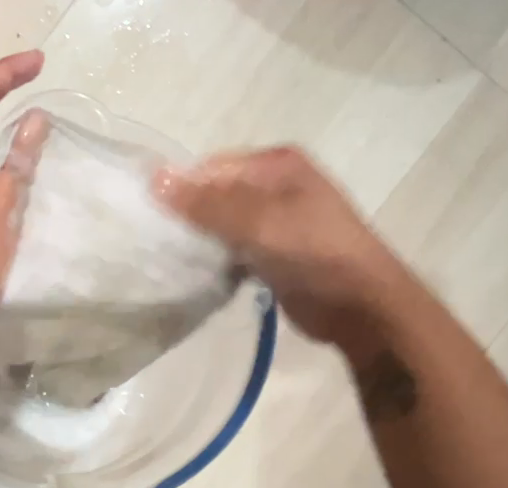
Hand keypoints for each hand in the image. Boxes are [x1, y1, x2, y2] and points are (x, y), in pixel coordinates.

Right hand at [156, 147, 414, 353]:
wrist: (358, 303)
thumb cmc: (313, 253)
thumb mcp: (258, 222)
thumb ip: (207, 204)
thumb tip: (155, 180)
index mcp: (276, 164)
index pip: (211, 168)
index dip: (180, 190)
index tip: (149, 221)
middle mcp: (274, 185)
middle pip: (214, 195)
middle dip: (186, 218)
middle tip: (156, 246)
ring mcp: (275, 221)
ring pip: (220, 225)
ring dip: (198, 243)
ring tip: (170, 263)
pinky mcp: (272, 253)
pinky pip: (231, 250)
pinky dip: (214, 261)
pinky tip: (196, 277)